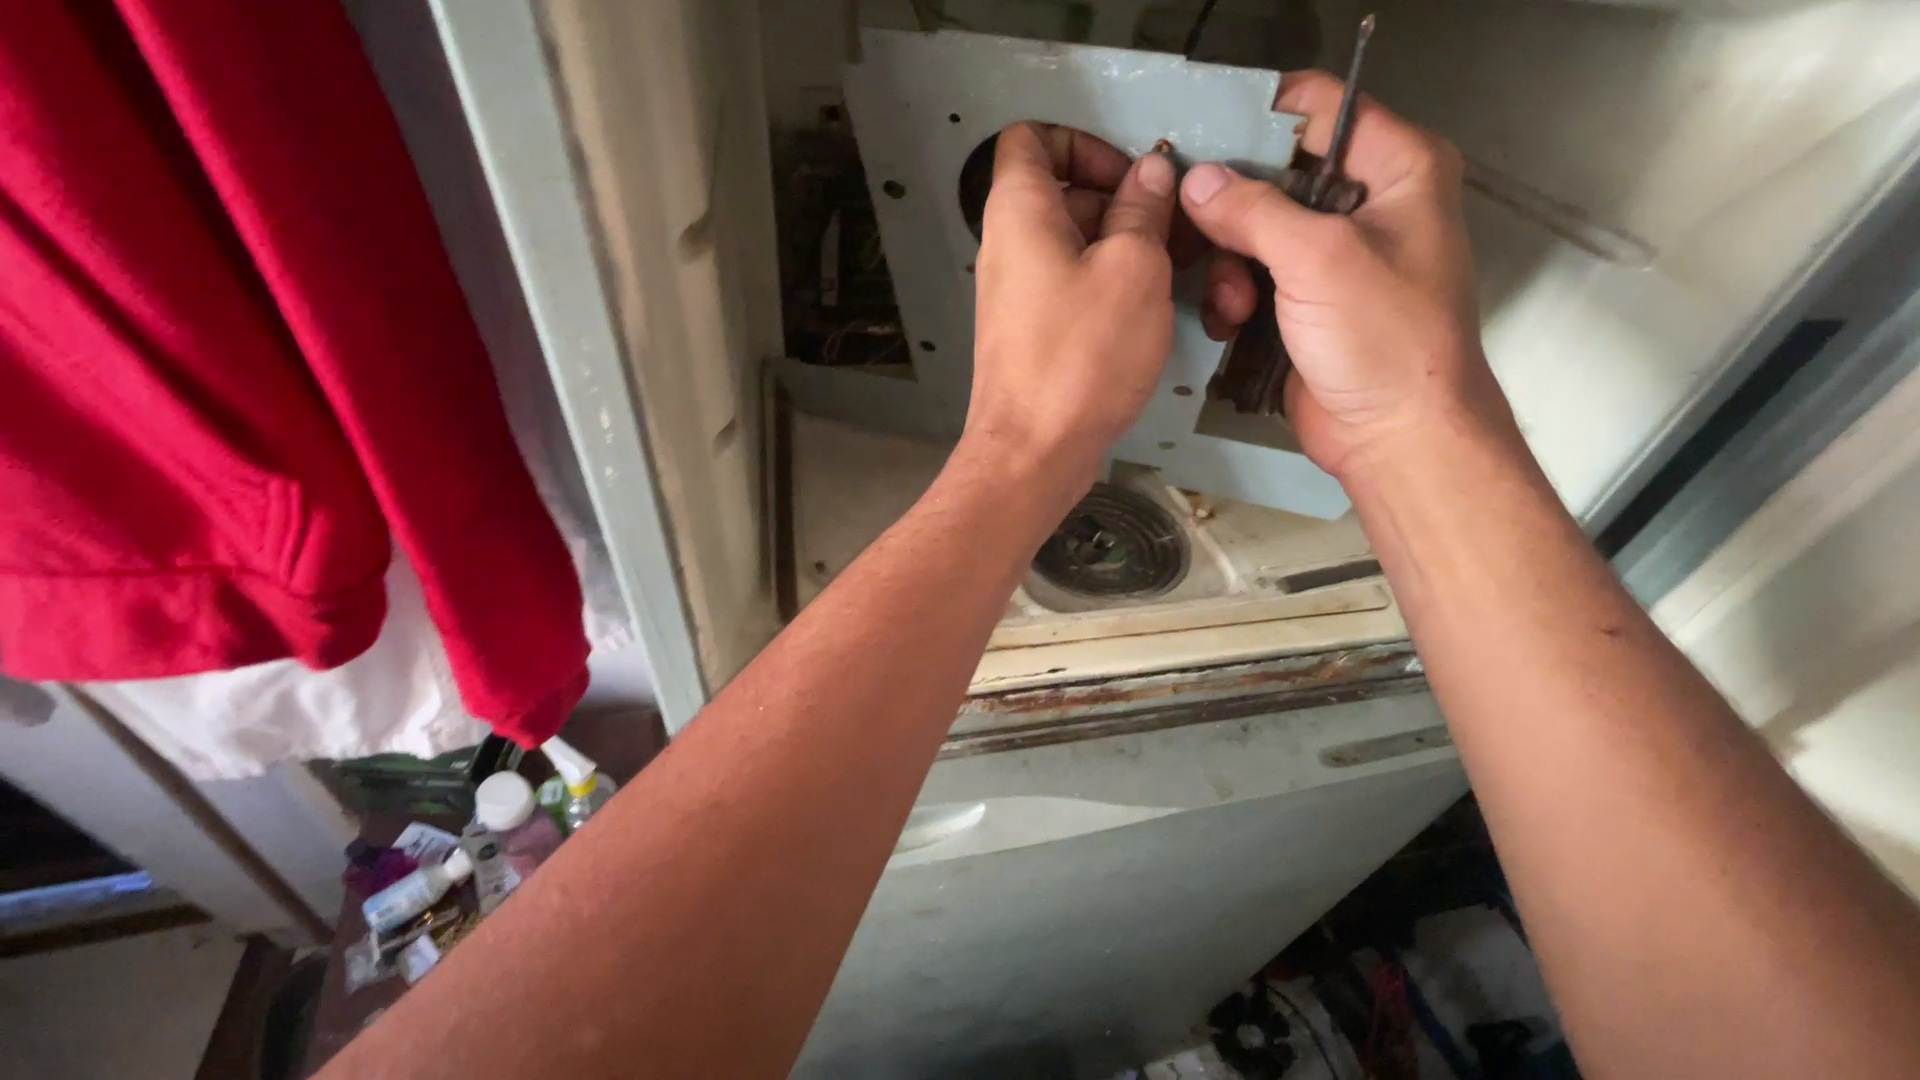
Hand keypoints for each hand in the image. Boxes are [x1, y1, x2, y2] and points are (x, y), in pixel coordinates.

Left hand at [967, 123, 1178, 485]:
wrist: (1034, 452)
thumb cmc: (1082, 355)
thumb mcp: (1133, 269)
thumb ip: (1143, 210)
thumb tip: (1150, 173)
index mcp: (1019, 211)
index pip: (1032, 137)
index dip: (1084, 142)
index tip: (1130, 177)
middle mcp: (1009, 246)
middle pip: (1063, 193)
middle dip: (1122, 202)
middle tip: (1172, 233)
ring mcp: (1019, 293)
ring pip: (1076, 246)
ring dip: (1126, 249)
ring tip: (1175, 275)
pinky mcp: (1033, 333)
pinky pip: (1073, 287)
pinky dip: (1110, 287)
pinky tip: (1150, 312)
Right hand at [1182, 71, 1506, 482]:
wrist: (1395, 435)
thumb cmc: (1382, 338)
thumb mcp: (1320, 260)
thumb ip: (1254, 211)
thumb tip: (1194, 179)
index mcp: (1398, 167)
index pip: (1322, 108)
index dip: (1260, 119)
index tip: (1201, 142)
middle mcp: (1365, 204)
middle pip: (1274, 175)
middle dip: (1231, 210)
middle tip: (1199, 234)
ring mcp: (1331, 257)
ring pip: (1252, 232)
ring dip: (1229, 267)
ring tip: (1233, 307)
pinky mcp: (1303, 302)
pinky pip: (1250, 277)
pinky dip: (1233, 298)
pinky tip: (1232, 325)